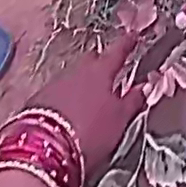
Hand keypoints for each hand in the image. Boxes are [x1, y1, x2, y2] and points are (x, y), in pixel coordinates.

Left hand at [24, 31, 147, 170]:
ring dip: (83, 84)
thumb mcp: (119, 120)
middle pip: (93, 60)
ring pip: (75, 75)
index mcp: (102, 70)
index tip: (133, 35)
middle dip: (102, 64)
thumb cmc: (89, 133)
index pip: (118, 50)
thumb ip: (133, 100)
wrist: (45, 151)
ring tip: (90, 101)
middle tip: (110, 75)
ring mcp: (57, 82)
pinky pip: (59, 91)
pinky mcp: (40, 98)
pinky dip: (67, 97)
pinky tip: (69, 112)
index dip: (127, 43)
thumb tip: (145, 87)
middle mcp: (79, 69)